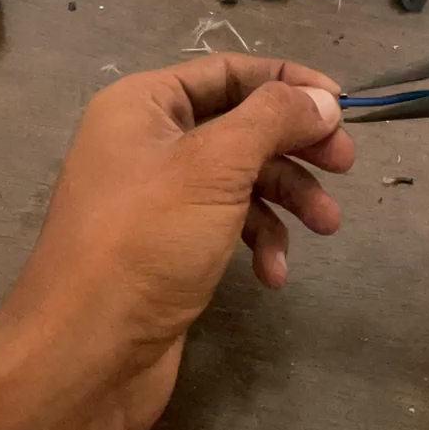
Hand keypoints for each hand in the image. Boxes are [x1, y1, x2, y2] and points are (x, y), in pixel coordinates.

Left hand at [2, 53, 349, 429]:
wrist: (83, 357)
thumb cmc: (146, 240)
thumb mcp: (215, 165)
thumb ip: (273, 120)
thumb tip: (323, 99)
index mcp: (144, 104)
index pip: (227, 72)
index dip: (286, 82)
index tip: (340, 104)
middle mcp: (148, 140)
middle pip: (240, 123)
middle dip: (294, 144)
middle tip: (345, 164)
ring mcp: (158, 195)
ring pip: (239, 176)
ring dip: (286, 197)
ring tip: (327, 226)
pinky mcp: (169, 243)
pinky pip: (225, 221)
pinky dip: (256, 239)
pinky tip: (272, 274)